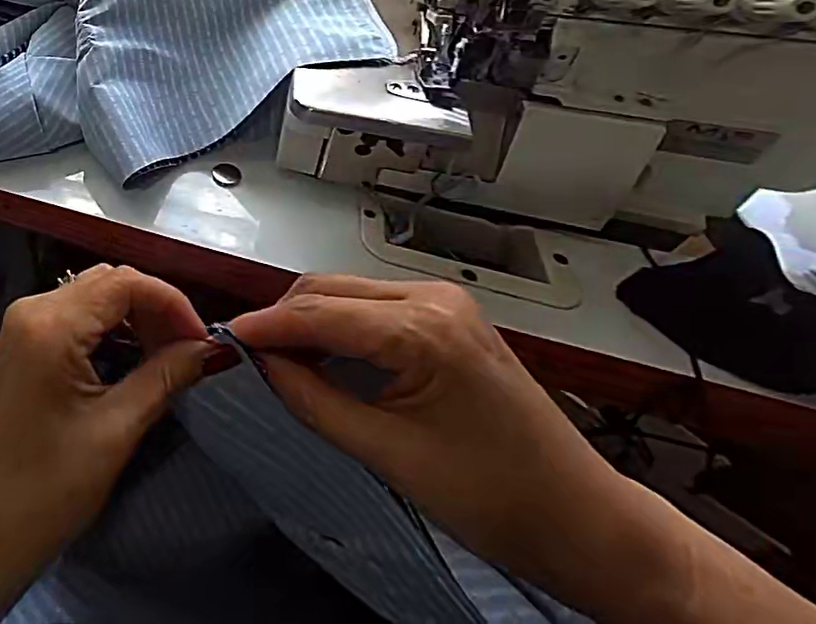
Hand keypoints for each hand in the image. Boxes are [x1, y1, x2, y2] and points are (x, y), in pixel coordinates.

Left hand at [0, 264, 217, 623]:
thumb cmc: (47, 486)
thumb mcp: (116, 429)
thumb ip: (164, 376)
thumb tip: (207, 348)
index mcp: (49, 324)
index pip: (123, 282)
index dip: (171, 302)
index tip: (203, 340)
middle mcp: (31, 310)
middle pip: (107, 282)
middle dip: (154, 308)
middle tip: (190, 351)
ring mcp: (23, 323)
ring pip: (93, 295)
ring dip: (135, 317)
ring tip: (168, 358)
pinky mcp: (24, 340)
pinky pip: (76, 315)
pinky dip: (110, 328)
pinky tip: (134, 359)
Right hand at [228, 275, 815, 623]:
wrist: (592, 526)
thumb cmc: (495, 498)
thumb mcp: (384, 452)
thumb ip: (310, 397)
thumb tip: (260, 361)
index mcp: (423, 330)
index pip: (316, 312)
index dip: (263, 324)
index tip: (223, 337)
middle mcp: (433, 298)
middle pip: (325, 290)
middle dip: (282, 318)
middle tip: (251, 354)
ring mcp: (443, 301)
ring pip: (343, 291)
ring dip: (306, 318)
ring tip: (282, 357)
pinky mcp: (446, 314)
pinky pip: (368, 304)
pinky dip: (335, 322)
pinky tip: (322, 352)